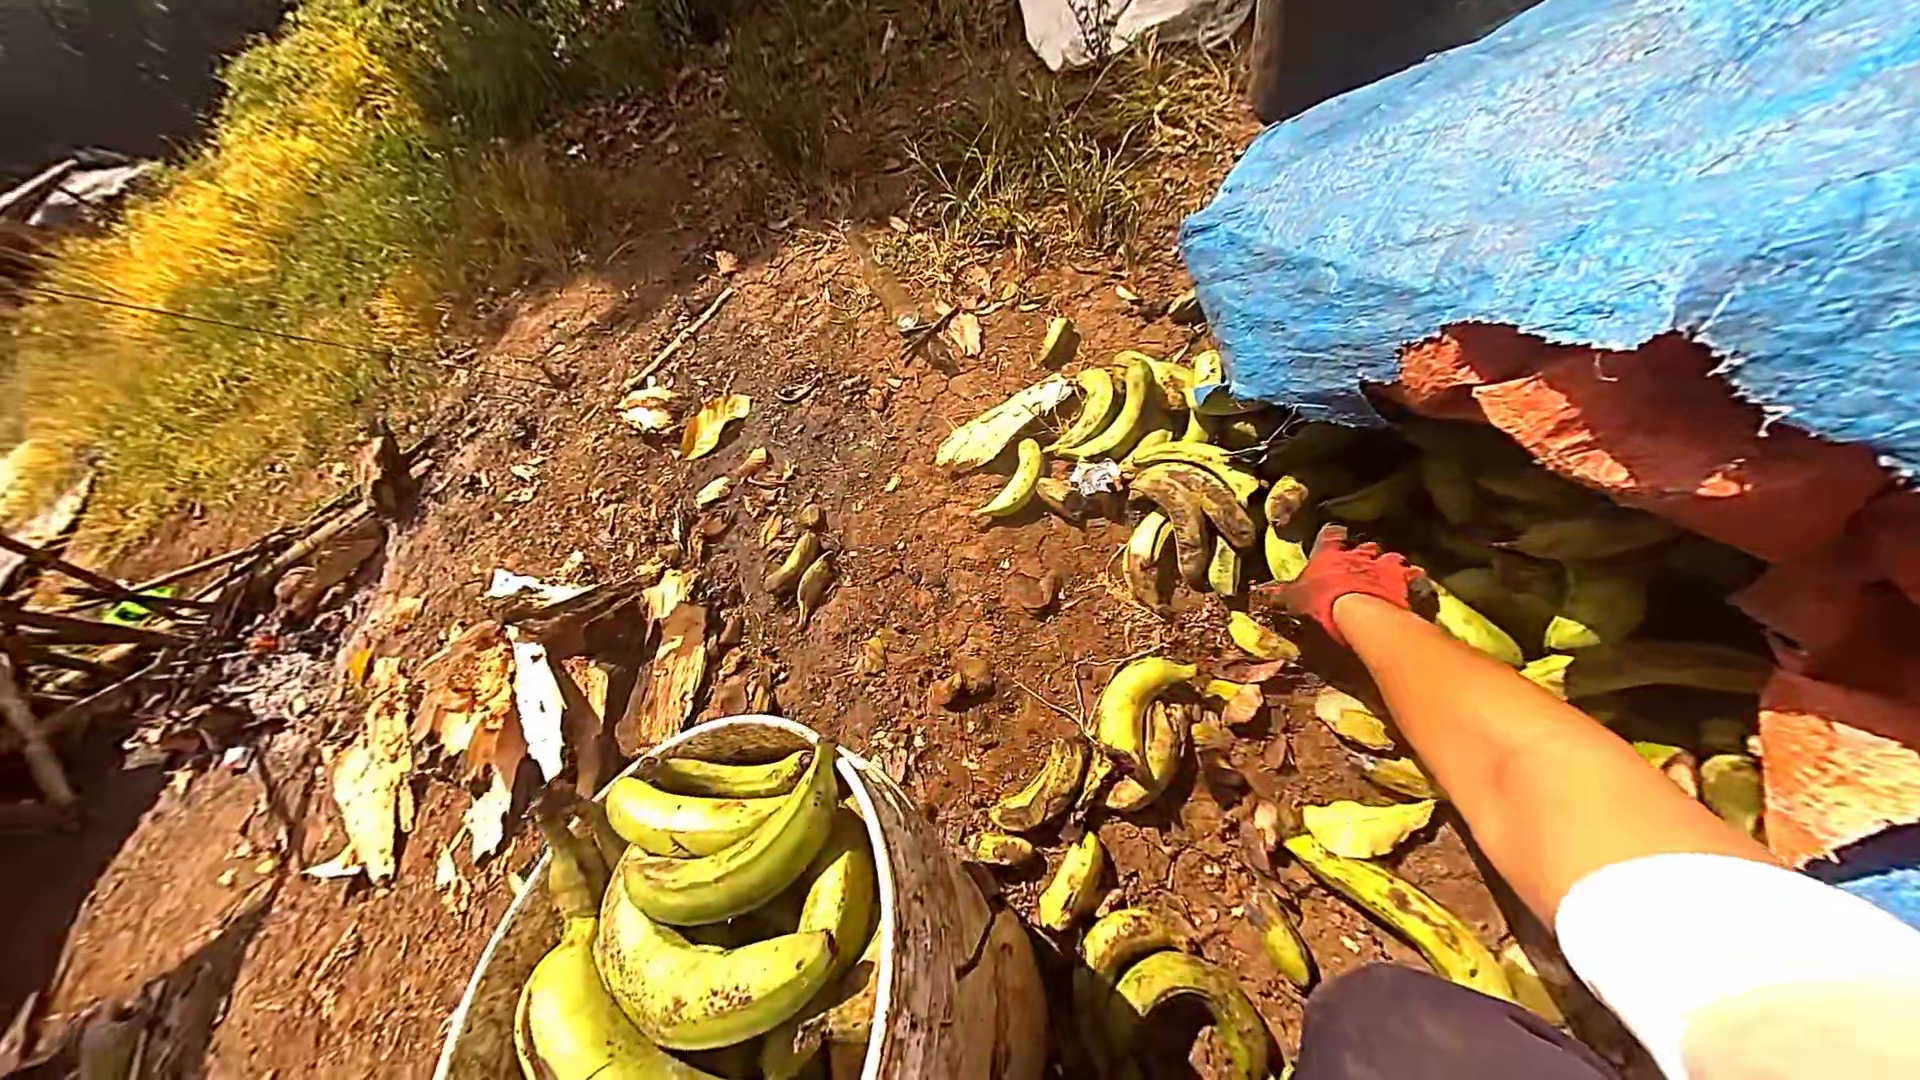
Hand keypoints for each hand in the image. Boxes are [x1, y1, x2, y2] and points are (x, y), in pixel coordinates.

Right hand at [1265, 524, 1424, 645]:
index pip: (1329, 537)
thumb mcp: (1292, 601)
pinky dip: (1417, 589)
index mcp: (1330, 556)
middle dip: (1366, 554)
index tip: (1332, 533)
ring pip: (1395, 562)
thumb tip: (1258, 592)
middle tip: (1363, 562)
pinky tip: (1416, 596)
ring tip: (1392, 579)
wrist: (1365, 619)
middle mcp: (1362, 557)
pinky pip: (1418, 585)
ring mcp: (1390, 571)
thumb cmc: (1322, 605)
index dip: (1331, 536)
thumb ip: (1279, 595)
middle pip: (1366, 548)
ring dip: (1393, 569)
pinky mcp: (1413, 589)